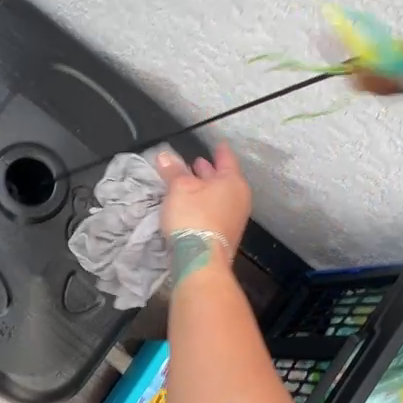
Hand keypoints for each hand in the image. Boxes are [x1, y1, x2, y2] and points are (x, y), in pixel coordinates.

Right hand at [156, 144, 251, 274]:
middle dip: (209, 170)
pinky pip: (215, 210)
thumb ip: (173, 171)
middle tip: (197, 162)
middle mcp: (238, 198)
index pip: (227, 160)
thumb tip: (164, 155)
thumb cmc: (193, 215)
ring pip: (219, 195)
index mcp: (232, 182)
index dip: (220, 151)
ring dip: (205, 187)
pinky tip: (192, 203)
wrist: (201, 258)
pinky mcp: (224, 233)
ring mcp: (234, 218)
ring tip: (191, 181)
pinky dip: (205, 202)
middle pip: (224, 179)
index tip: (218, 144)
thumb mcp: (179, 188)